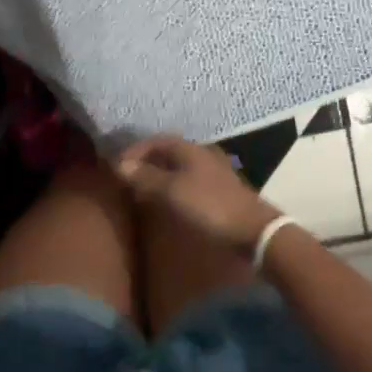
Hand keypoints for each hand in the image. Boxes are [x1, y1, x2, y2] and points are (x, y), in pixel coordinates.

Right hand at [117, 136, 284, 252]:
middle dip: (146, 160)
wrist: (254, 231)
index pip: (157, 140)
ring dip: (159, 173)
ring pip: (179, 166)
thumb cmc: (210, 206)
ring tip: (142, 188)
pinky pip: (188, 180)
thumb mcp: (173, 192)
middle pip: (168, 151)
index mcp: (190, 149)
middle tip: (127, 175)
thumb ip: (146, 177)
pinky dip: (172, 185)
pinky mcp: (220, 190)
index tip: (117, 164)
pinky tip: (167, 199)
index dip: (135, 149)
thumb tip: (119, 164)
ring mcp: (213, 172)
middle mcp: (202, 154)